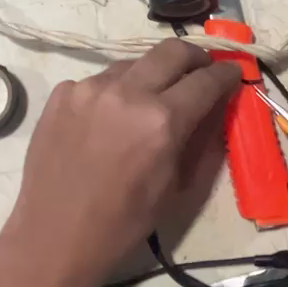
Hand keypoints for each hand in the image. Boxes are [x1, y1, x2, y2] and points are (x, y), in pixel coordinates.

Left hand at [0, 40, 238, 286]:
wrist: (53, 236)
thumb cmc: (123, 223)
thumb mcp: (177, 188)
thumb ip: (203, 139)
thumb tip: (219, 105)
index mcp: (161, 121)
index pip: (206, 80)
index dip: (226, 73)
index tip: (234, 71)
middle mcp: (127, 92)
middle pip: (171, 51)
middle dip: (194, 57)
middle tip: (200, 70)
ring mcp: (89, 87)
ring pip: (132, 64)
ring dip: (150, 76)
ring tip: (148, 101)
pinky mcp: (62, 92)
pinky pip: (99, 81)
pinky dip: (113, 93)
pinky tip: (107, 121)